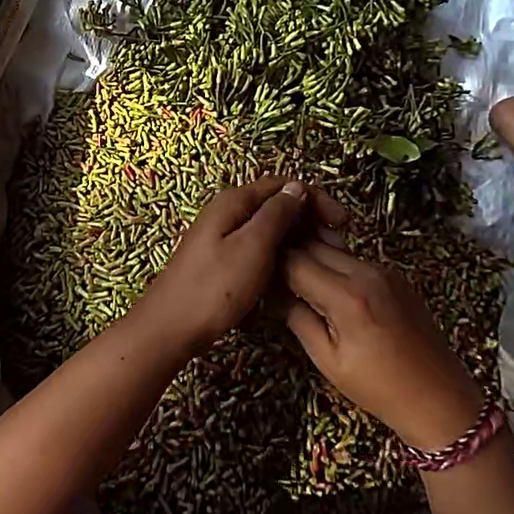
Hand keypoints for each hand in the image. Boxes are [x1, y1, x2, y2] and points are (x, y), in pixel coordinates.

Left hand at [136, 177, 336, 351]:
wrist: (170, 328)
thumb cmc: (214, 288)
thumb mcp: (252, 247)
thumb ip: (276, 214)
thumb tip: (297, 187)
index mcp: (234, 202)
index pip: (284, 185)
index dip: (316, 199)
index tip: (343, 225)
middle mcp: (228, 213)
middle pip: (277, 205)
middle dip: (309, 220)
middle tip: (337, 249)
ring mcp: (224, 237)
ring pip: (270, 229)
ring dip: (298, 240)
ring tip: (322, 263)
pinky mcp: (223, 261)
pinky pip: (259, 249)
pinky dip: (281, 256)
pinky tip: (294, 275)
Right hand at [282, 243, 486, 450]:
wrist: (441, 399)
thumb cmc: (379, 388)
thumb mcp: (328, 360)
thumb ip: (298, 318)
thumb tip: (273, 293)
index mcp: (347, 296)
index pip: (294, 261)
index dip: (272, 266)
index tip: (258, 277)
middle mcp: (366, 272)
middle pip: (314, 245)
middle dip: (290, 255)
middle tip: (271, 275)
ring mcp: (384, 270)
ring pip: (334, 248)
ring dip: (312, 257)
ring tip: (296, 280)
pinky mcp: (395, 275)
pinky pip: (355, 260)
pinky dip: (335, 266)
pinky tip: (327, 288)